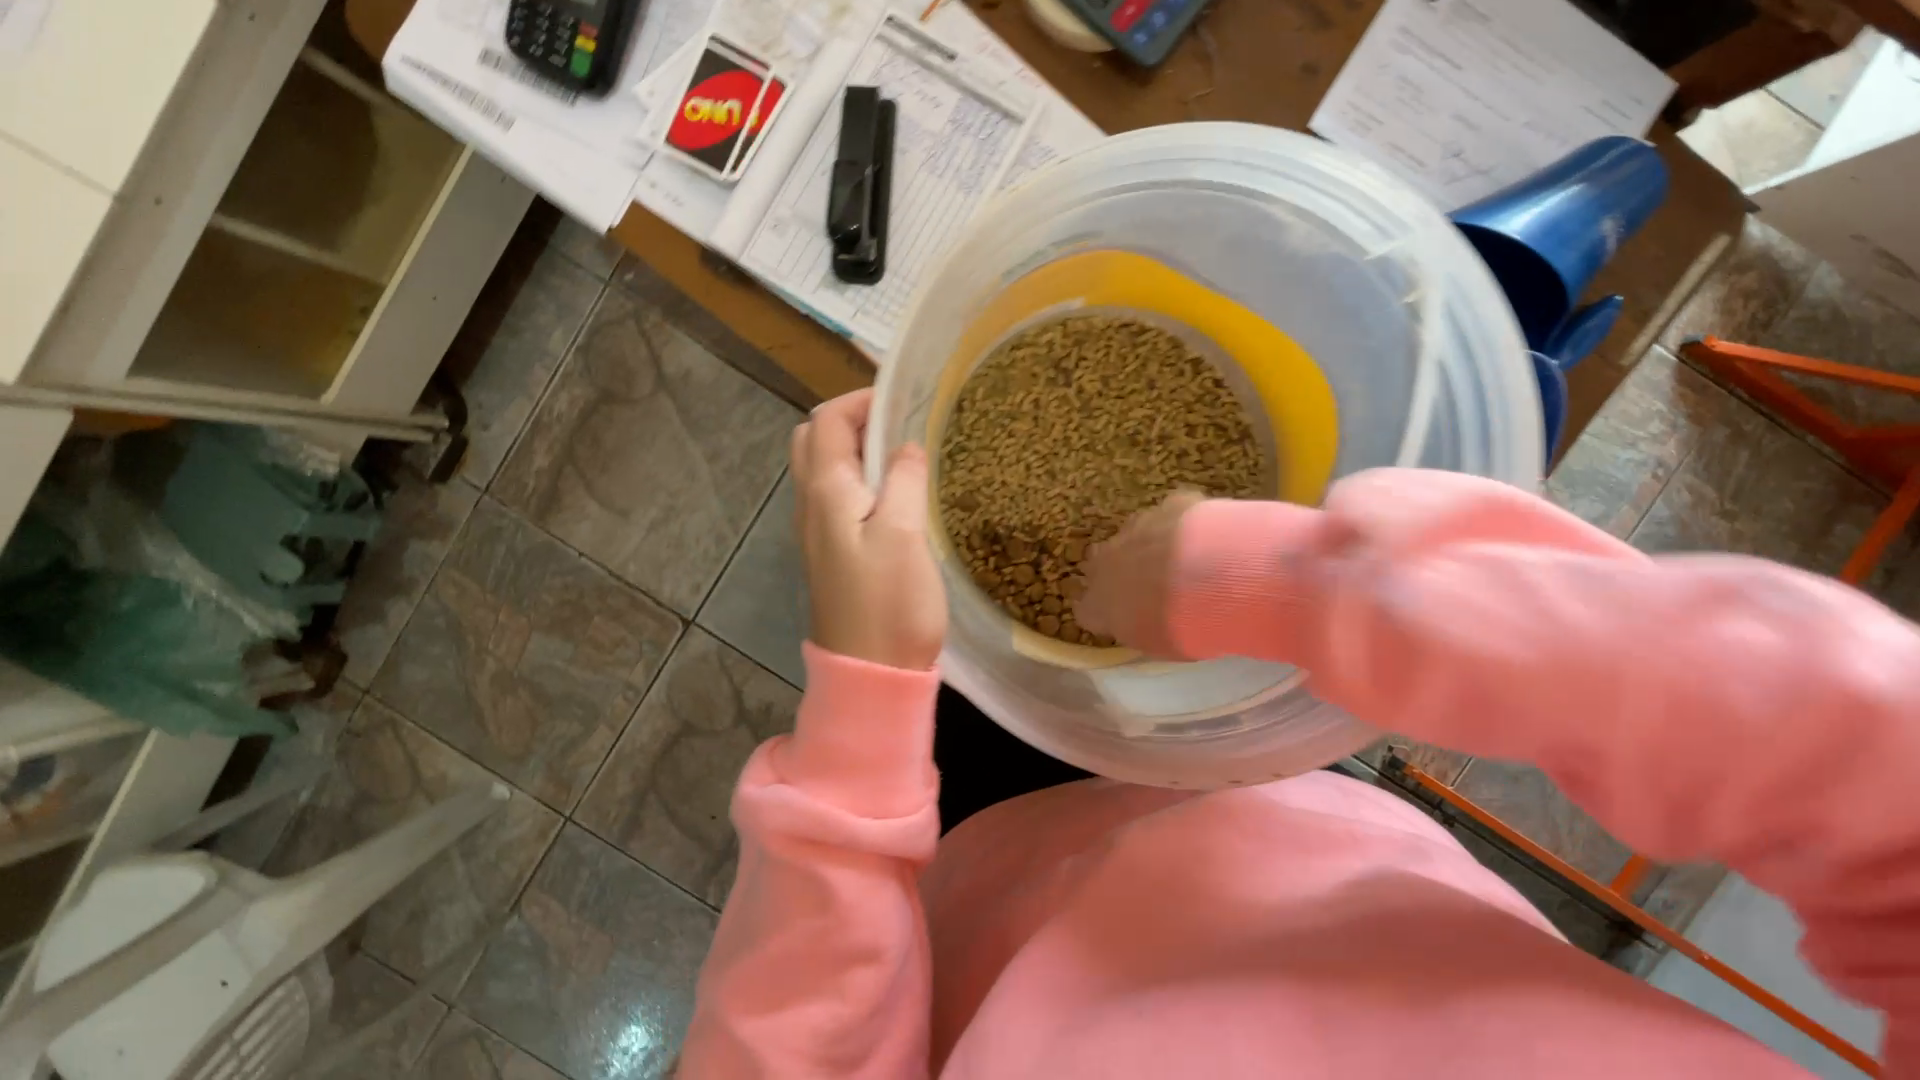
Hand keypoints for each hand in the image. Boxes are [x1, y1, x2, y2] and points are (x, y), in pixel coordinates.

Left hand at [792, 389, 946, 670]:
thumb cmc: (890, 603)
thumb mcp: (904, 533)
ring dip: (855, 451)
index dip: (860, 400)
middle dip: (851, 421)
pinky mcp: (832, 555)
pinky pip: (836, 499)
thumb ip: (903, 479)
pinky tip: (894, 496)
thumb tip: (905, 446)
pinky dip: (859, 481)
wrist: (871, 673)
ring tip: (902, 456)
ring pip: (823, 470)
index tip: (903, 400)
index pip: (826, 421)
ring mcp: (817, 533)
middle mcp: (811, 506)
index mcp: (825, 492)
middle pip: (813, 441)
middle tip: (897, 426)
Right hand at [1074, 490, 1204, 658]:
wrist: (1208, 579)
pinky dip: (1185, 525)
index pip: (1087, 610)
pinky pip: (1172, 515)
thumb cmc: (1177, 626)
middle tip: (1153, 586)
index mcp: (1099, 603)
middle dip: (1123, 570)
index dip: (1105, 613)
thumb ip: (1145, 631)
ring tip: (1187, 563)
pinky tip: (1209, 538)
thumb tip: (1151, 625)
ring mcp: (1136, 528)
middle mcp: (1107, 561)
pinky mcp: (1169, 506)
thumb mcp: (1157, 644)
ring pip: (1136, 534)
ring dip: (1154, 546)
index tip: (1124, 618)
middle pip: (1102, 563)